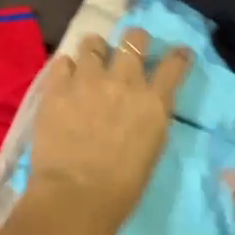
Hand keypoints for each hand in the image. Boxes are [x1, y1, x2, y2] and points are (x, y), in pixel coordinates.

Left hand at [27, 30, 192, 228]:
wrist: (76, 194)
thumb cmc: (122, 187)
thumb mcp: (151, 149)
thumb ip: (148, 119)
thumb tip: (142, 106)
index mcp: (154, 103)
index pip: (173, 65)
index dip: (177, 56)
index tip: (177, 53)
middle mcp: (124, 82)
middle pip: (133, 41)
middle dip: (133, 41)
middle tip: (127, 49)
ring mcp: (88, 80)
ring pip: (93, 43)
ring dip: (95, 50)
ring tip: (90, 60)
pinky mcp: (57, 86)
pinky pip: (62, 62)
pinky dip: (66, 68)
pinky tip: (65, 79)